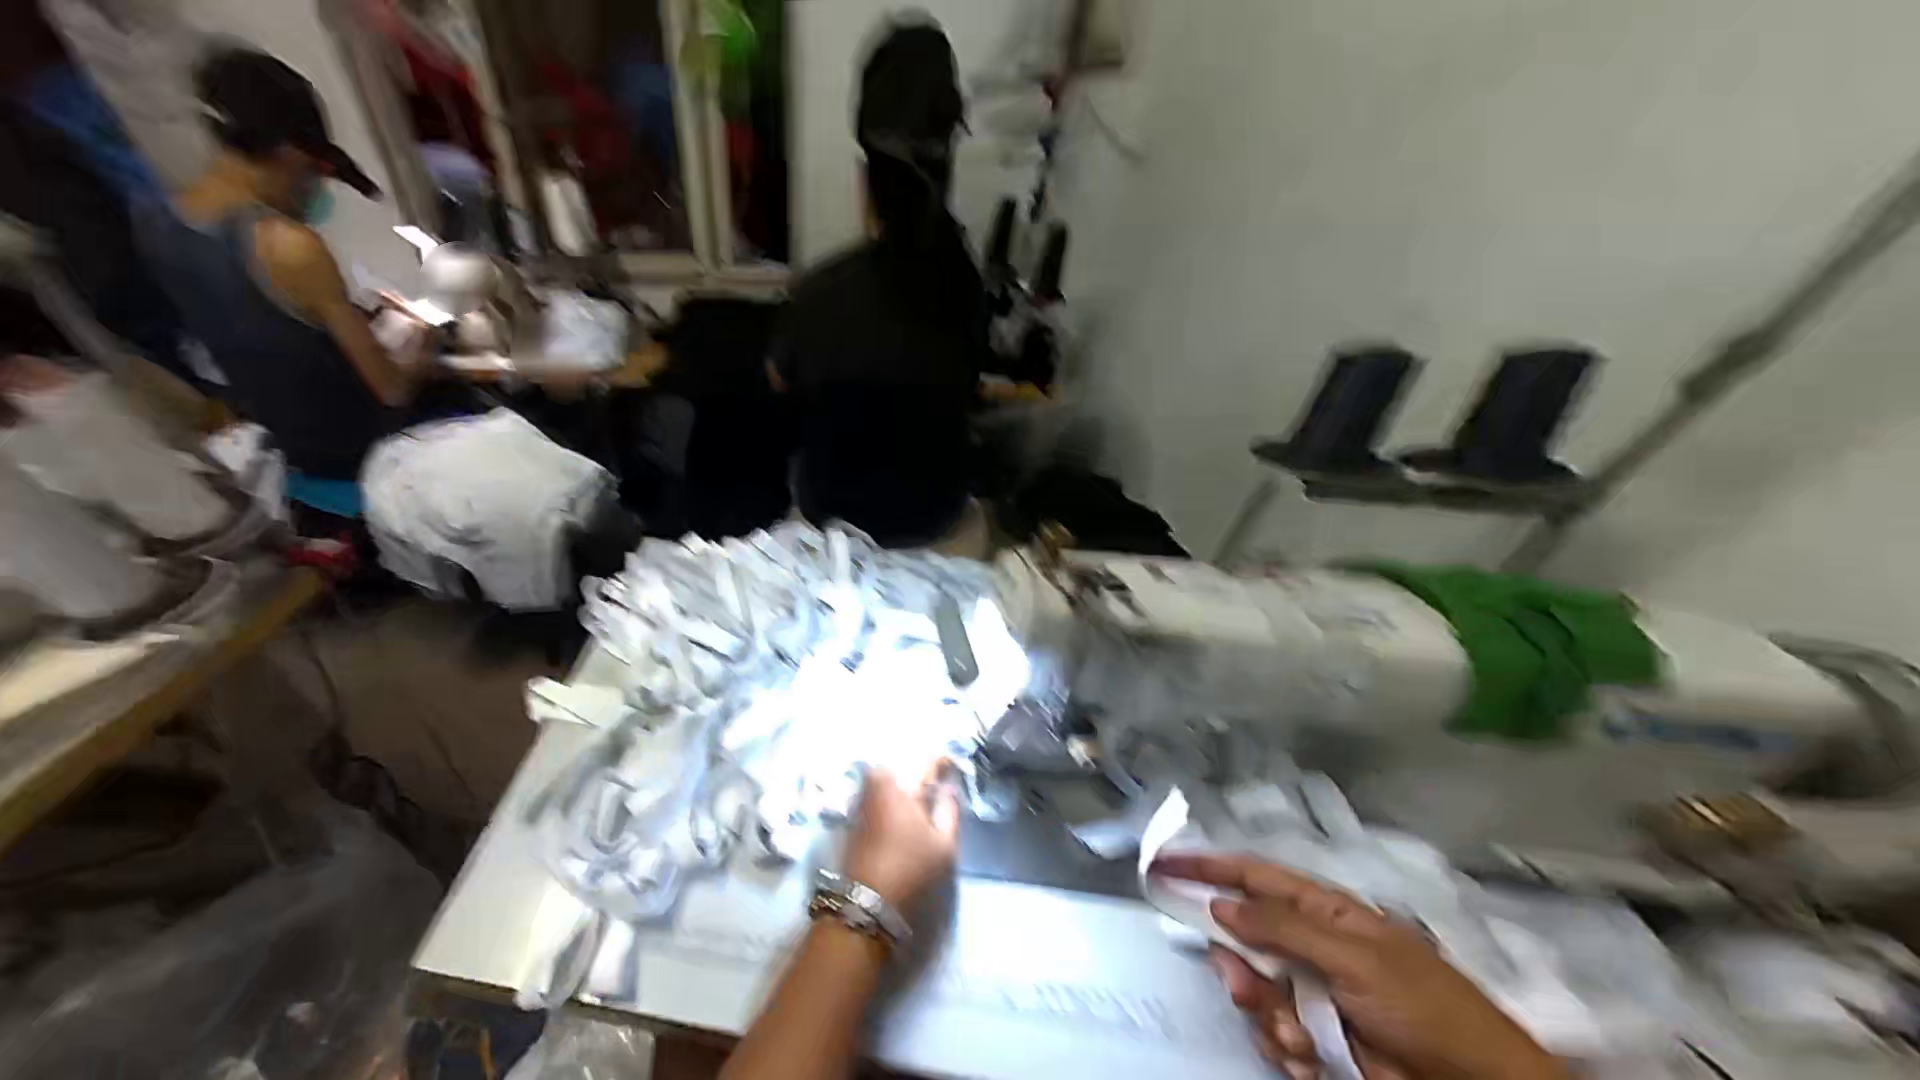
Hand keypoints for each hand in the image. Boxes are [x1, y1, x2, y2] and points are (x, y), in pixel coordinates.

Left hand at [842, 764, 960, 914]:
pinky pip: (877, 798)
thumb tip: (949, 789)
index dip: (943, 763)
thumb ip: (949, 811)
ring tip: (921, 804)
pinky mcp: (853, 820)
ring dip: (903, 788)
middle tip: (935, 787)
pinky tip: (903, 819)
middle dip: (918, 773)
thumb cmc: (910, 869)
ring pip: (887, 783)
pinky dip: (890, 802)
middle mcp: (876, 785)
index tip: (953, 766)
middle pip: (902, 768)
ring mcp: (861, 802)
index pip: (927, 762)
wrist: (865, 904)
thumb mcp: (943, 844)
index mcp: (900, 784)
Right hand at [1152, 855, 1567, 1079]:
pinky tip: (1317, 1059)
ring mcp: (1309, 993)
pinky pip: (1271, 1035)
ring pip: (1252, 992)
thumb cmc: (1424, 1007)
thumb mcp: (1355, 957)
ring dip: (1270, 1017)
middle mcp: (1307, 945)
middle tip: (1247, 989)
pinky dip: (1287, 1050)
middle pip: (1241, 941)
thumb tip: (1220, 902)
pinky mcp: (1313, 1038)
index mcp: (1321, 910)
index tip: (1161, 863)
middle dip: (1239, 969)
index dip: (1204, 865)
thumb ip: (1283, 925)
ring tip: (1306, 1040)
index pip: (1250, 875)